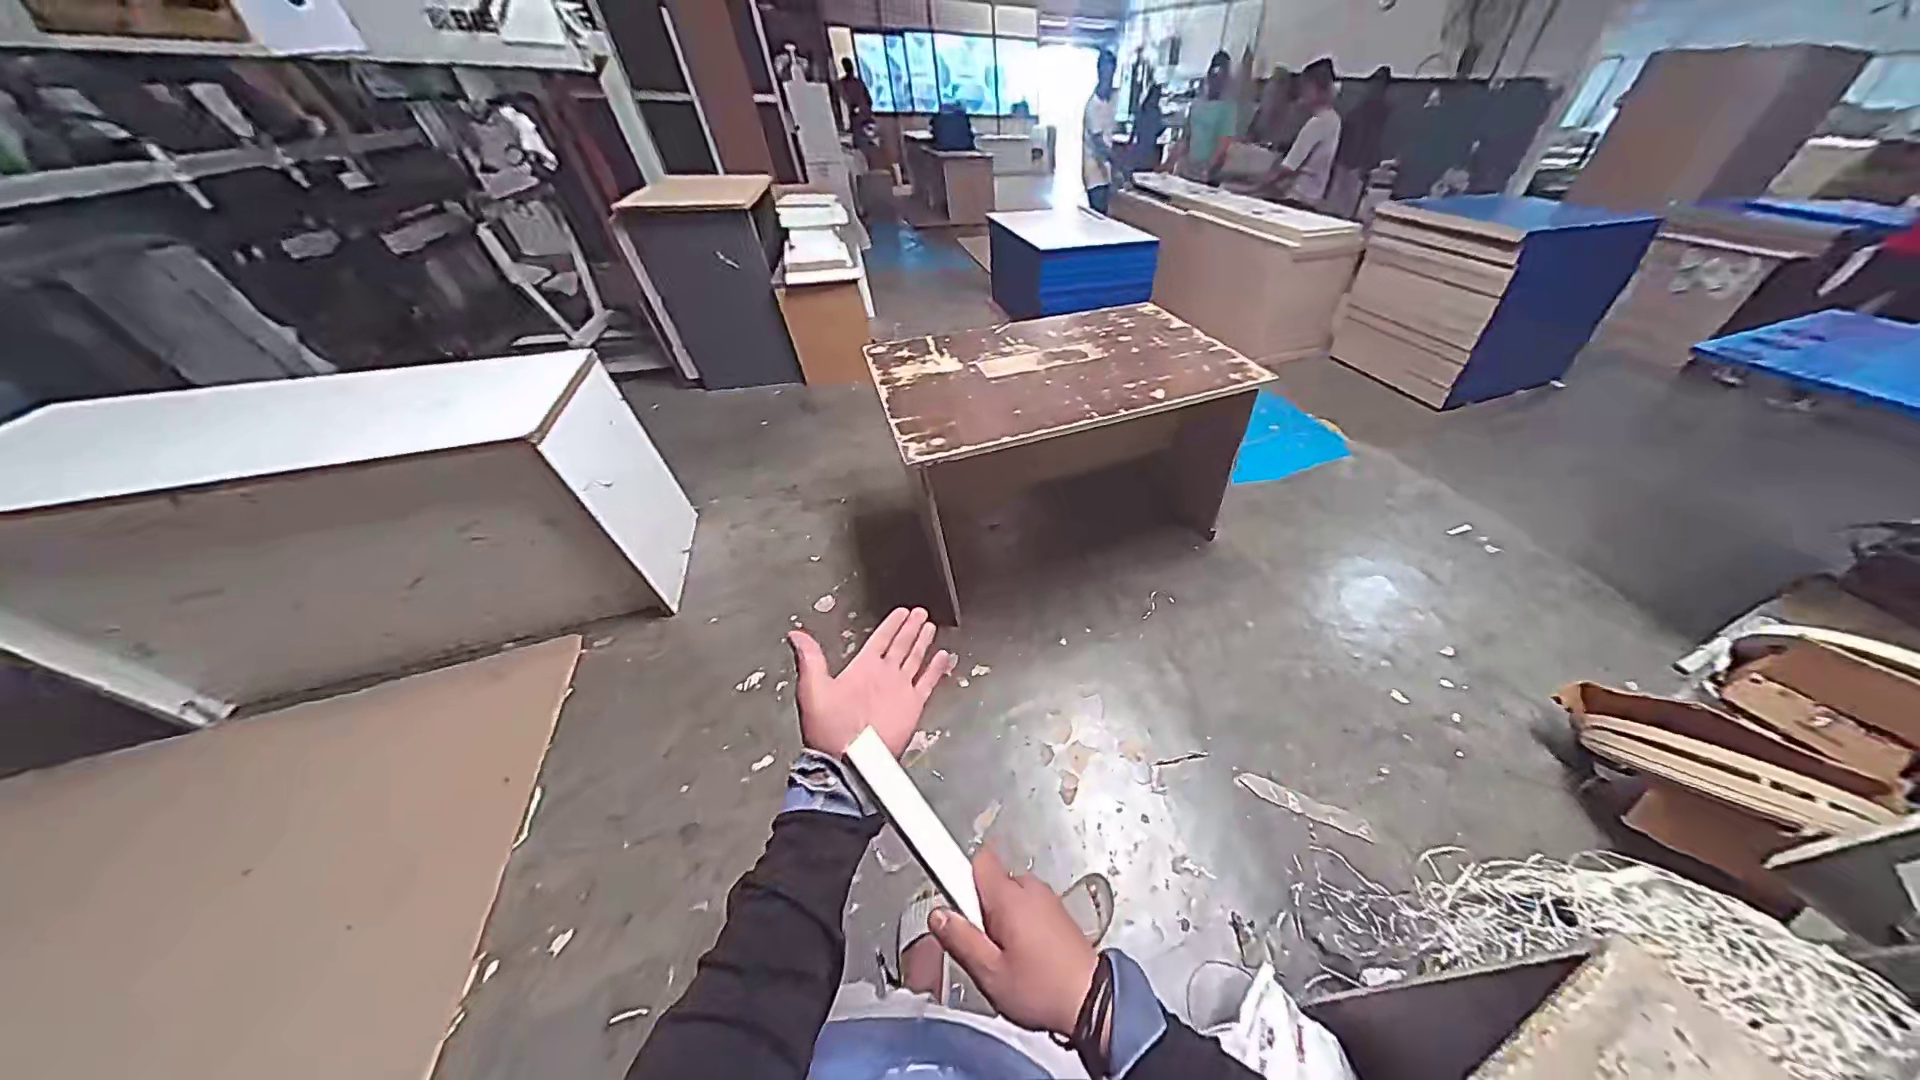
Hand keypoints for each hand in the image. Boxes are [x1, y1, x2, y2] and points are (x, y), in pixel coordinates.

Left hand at [788, 606, 952, 757]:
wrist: (848, 762)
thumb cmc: (828, 731)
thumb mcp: (813, 689)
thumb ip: (809, 659)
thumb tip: (796, 635)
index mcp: (861, 670)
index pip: (880, 639)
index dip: (891, 624)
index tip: (901, 612)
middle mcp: (881, 677)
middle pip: (900, 644)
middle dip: (910, 627)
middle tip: (919, 612)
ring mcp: (898, 690)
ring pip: (914, 659)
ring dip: (922, 642)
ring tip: (930, 627)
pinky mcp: (912, 706)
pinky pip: (927, 683)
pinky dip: (936, 669)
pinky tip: (942, 657)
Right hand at [928, 848, 1097, 1036]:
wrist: (1094, 1002)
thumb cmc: (1042, 989)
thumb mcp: (990, 973)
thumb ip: (961, 940)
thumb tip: (938, 916)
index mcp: (1009, 896)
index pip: (977, 861)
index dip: (960, 875)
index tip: (952, 896)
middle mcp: (1029, 888)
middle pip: (992, 882)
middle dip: (982, 908)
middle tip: (984, 945)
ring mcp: (1046, 897)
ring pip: (1010, 895)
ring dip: (1003, 917)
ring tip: (1007, 956)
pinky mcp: (1058, 911)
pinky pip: (1028, 905)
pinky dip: (1022, 922)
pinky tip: (1027, 955)